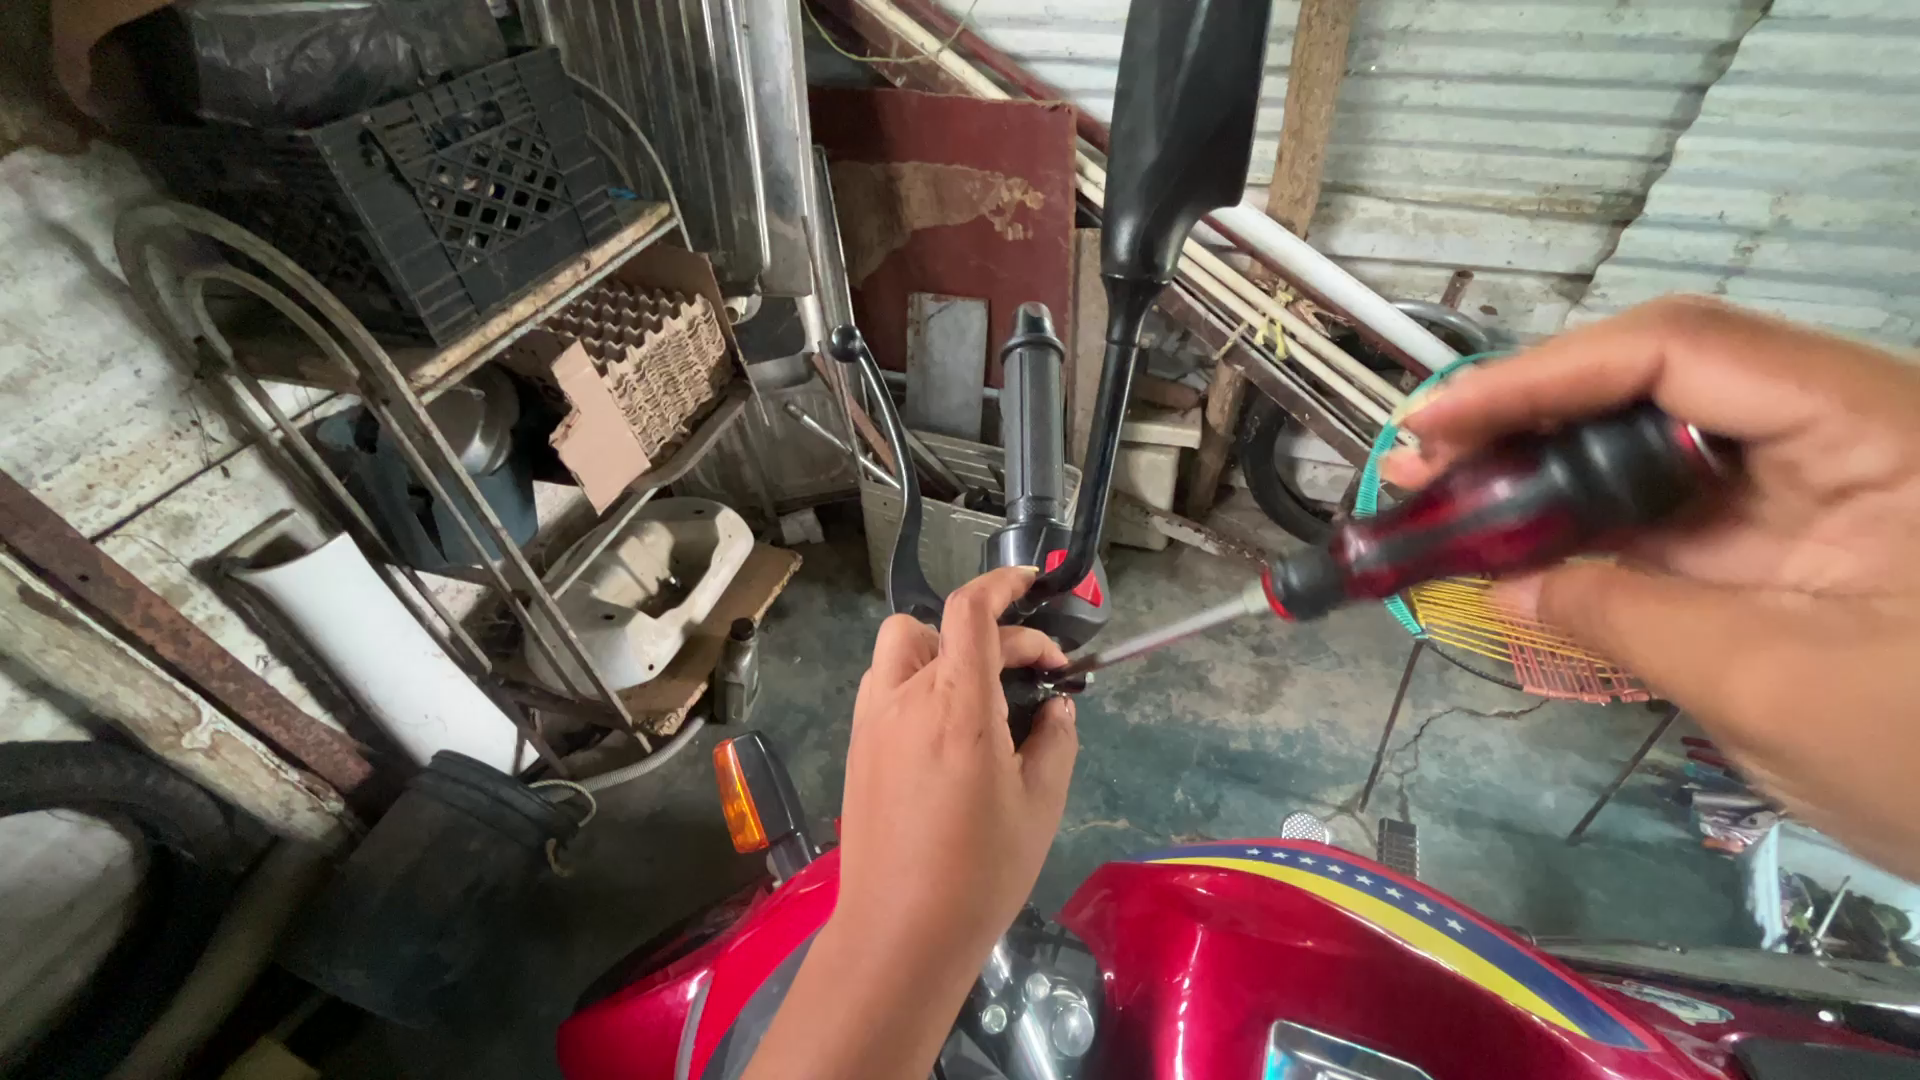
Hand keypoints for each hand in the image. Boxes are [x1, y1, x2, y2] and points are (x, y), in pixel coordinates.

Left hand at [740, 566, 1077, 1079]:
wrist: (898, 932)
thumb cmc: (979, 871)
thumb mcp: (1039, 804)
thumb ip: (1055, 741)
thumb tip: (1057, 709)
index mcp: (956, 704)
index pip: (970, 611)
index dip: (1002, 583)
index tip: (1032, 584)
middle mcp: (905, 697)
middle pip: (940, 623)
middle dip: (996, 634)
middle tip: (1036, 677)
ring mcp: (871, 719)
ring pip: (901, 645)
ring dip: (943, 647)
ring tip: (979, 689)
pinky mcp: (857, 743)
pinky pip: (885, 681)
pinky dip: (916, 676)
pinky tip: (943, 722)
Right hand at [1384, 296, 1919, 875]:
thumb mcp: (1773, 687)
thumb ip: (1624, 617)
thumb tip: (1509, 588)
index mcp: (1884, 435)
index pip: (1682, 354)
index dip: (1540, 376)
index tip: (1434, 423)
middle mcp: (1844, 433)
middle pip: (1653, 381)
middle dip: (1522, 415)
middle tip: (1419, 457)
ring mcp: (1813, 486)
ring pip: (1643, 441)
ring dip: (1533, 464)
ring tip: (1437, 490)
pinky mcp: (1785, 535)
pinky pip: (1658, 504)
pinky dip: (1573, 517)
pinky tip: (1505, 533)